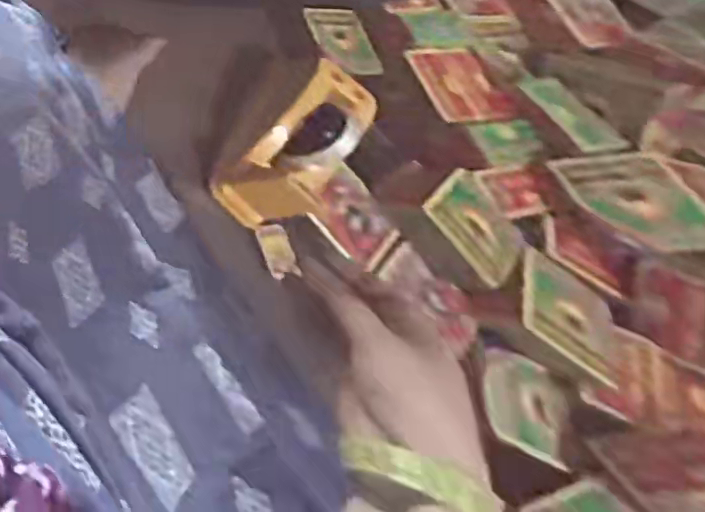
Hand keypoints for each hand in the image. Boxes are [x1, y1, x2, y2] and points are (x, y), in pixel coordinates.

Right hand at [302, 254, 488, 483]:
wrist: (406, 456)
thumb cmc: (409, 391)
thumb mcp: (378, 339)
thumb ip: (342, 300)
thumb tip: (309, 263)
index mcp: (421, 332)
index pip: (385, 291)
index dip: (354, 270)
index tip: (319, 249)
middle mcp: (397, 342)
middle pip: (360, 304)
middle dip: (330, 282)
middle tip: (294, 256)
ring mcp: (371, 359)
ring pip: (338, 320)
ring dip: (314, 300)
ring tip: (283, 272)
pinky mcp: (346, 374)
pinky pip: (324, 340)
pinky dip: (306, 322)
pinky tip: (284, 303)